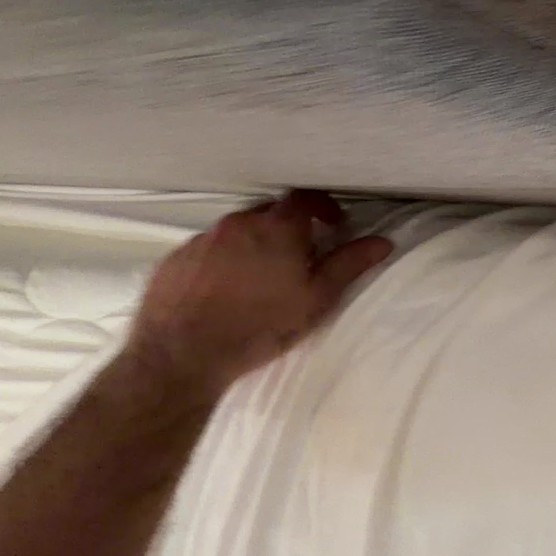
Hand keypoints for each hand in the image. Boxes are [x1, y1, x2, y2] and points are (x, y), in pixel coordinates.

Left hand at [125, 190, 394, 397]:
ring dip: (253, 244)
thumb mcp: (316, 299)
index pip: (305, 198)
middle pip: (270, 213)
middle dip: (288, 228)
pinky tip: (223, 291)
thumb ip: (349, 264)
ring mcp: (201, 240)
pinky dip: (221, 261)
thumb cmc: (259, 326)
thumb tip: (382, 242)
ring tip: (259, 277)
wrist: (179, 357)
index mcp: (277, 228)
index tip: (333, 225)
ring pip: (236, 231)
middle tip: (299, 257)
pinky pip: (205, 250)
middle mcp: (238, 223)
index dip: (323, 207)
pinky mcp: (173, 261)